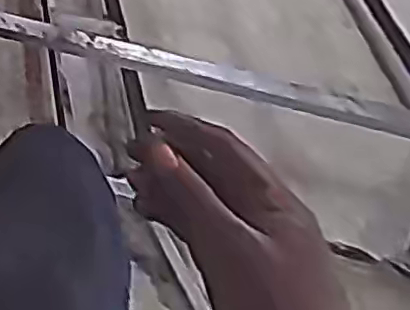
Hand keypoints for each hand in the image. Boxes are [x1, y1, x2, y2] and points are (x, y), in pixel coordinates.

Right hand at [127, 111, 347, 309]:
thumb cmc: (277, 307)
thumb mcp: (228, 244)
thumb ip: (191, 192)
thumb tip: (156, 146)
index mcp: (276, 202)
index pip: (224, 146)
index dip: (184, 126)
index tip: (147, 119)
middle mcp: (267, 217)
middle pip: (213, 171)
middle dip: (170, 157)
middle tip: (133, 151)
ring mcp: (257, 246)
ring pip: (204, 199)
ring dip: (167, 186)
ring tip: (135, 182)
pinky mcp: (243, 271)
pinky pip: (202, 227)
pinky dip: (174, 214)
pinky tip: (152, 211)